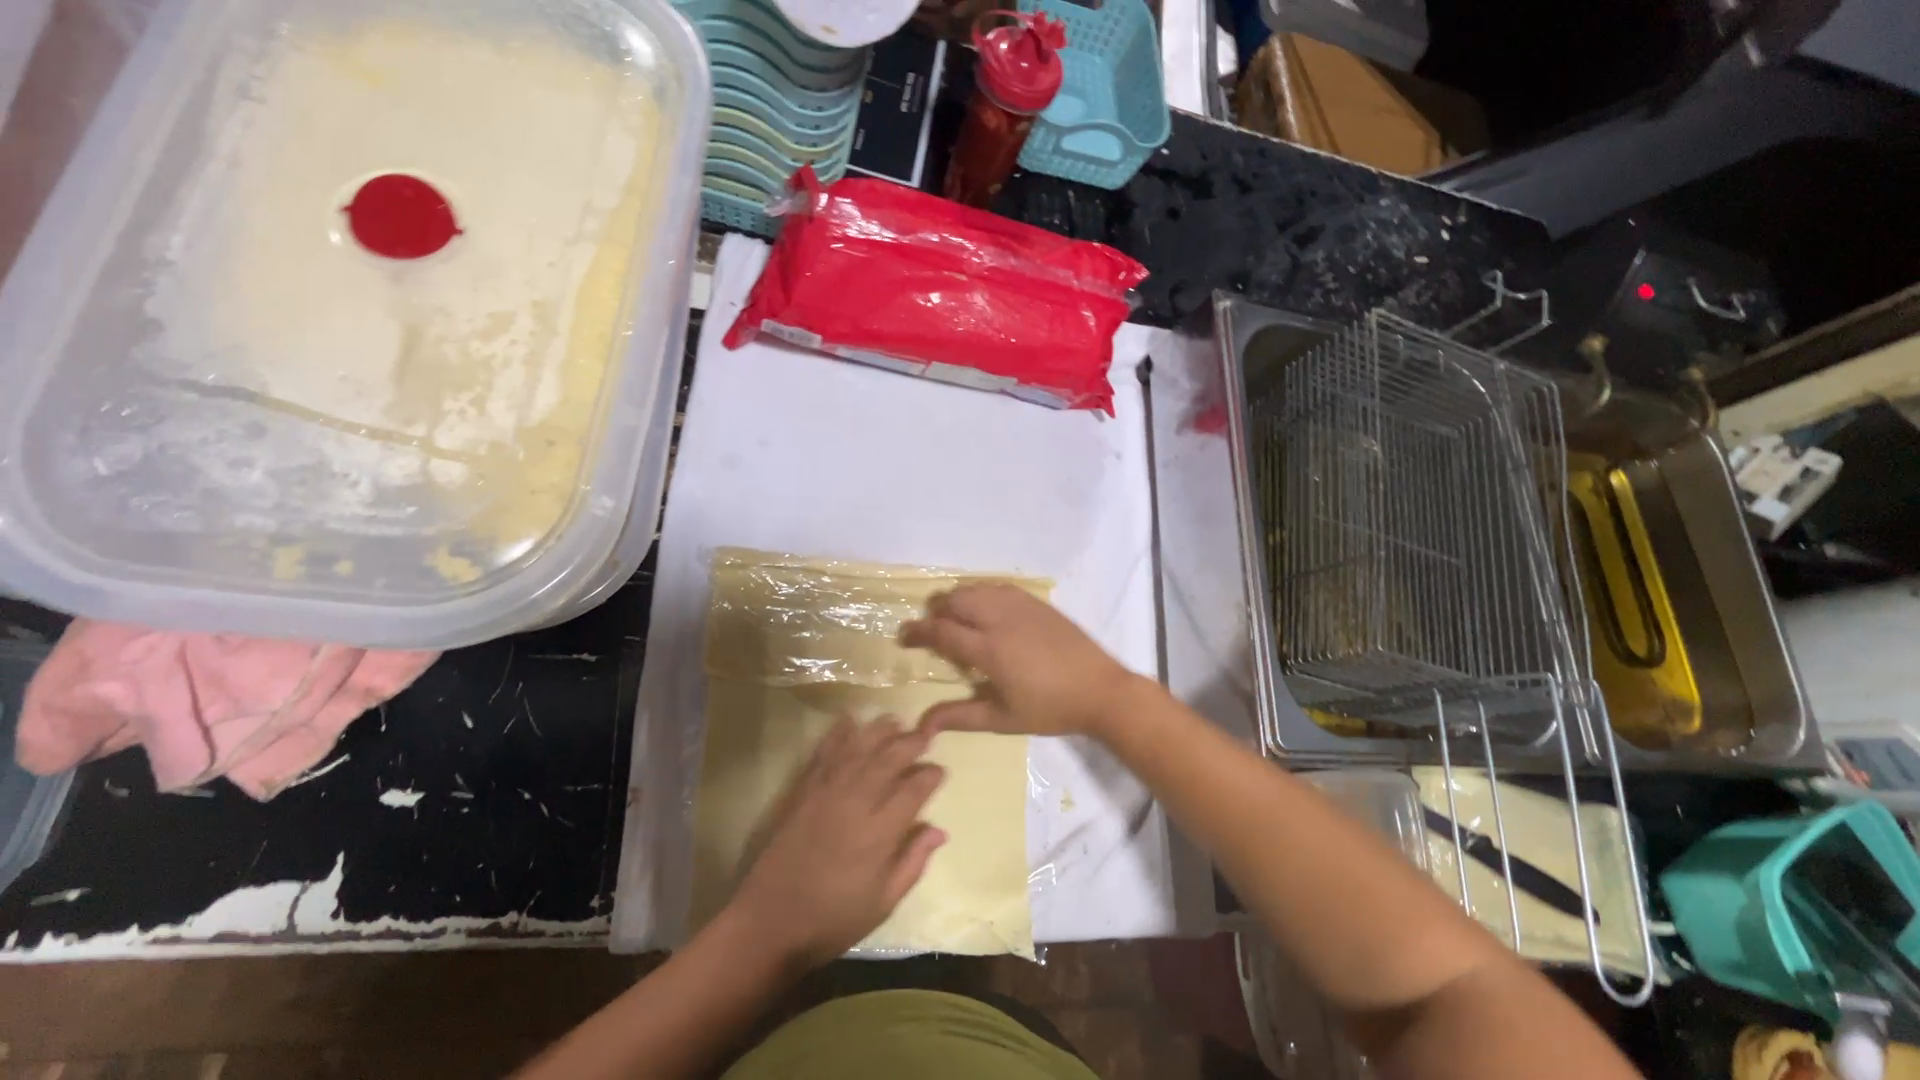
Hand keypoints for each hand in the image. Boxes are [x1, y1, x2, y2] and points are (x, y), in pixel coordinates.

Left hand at [728, 716, 947, 967]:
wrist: (769, 924)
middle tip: (925, 734)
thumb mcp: (883, 903)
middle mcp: (854, 805)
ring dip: (877, 732)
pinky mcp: (800, 794)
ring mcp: (824, 795)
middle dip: (910, 743)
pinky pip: (822, 756)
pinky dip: (836, 735)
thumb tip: (939, 830)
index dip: (930, 777)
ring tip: (894, 720)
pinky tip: (848, 720)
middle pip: (887, 761)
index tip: (940, 771)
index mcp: (878, 835)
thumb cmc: (832, 921)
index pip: (912, 792)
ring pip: (856, 751)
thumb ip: (912, 862)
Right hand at [899, 583, 1140, 737]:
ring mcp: (1021, 606)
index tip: (904, 637)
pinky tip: (985, 611)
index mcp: (990, 650)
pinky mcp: (1038, 603)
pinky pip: (999, 587)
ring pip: (976, 589)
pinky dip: (982, 594)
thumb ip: (960, 716)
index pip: (942, 631)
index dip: (918, 632)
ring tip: (956, 619)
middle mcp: (1001, 620)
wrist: (1101, 690)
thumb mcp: (1003, 719)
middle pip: (955, 600)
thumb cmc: (1050, 709)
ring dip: (958, 600)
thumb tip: (923, 725)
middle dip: (936, 611)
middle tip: (930, 628)